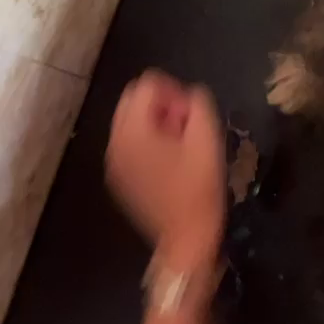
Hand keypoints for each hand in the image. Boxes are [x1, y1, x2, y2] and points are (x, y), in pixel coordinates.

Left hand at [106, 70, 225, 272]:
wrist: (187, 239)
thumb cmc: (200, 188)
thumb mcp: (208, 139)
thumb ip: (199, 104)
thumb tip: (188, 96)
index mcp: (133, 131)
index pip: (147, 85)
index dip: (175, 92)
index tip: (192, 115)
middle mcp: (115, 142)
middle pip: (134, 101)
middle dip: (163, 105)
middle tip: (188, 128)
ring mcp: (114, 162)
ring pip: (132, 122)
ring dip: (156, 124)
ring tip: (182, 146)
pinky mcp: (119, 178)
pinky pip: (131, 144)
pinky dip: (149, 143)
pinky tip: (172, 163)